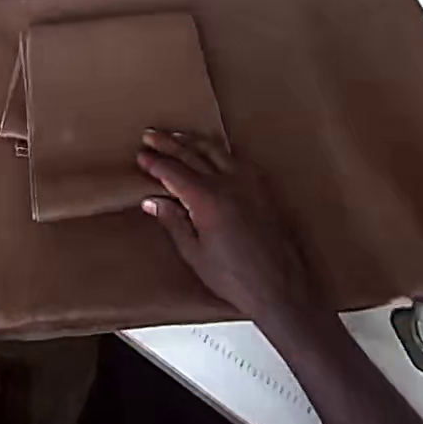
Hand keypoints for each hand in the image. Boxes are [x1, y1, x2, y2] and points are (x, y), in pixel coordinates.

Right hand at [137, 131, 320, 326]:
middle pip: (190, 154)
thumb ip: (173, 222)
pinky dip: (217, 149)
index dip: (154, 163)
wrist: (282, 288)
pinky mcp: (263, 188)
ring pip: (214, 150)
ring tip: (176, 136)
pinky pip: (235, 158)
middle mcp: (226, 183)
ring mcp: (247, 182)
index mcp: (205, 199)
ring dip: (192, 140)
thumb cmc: (235, 277)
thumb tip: (152, 201)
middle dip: (168, 143)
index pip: (172, 172)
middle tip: (150, 135)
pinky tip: (212, 150)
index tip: (140, 156)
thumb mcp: (195, 254)